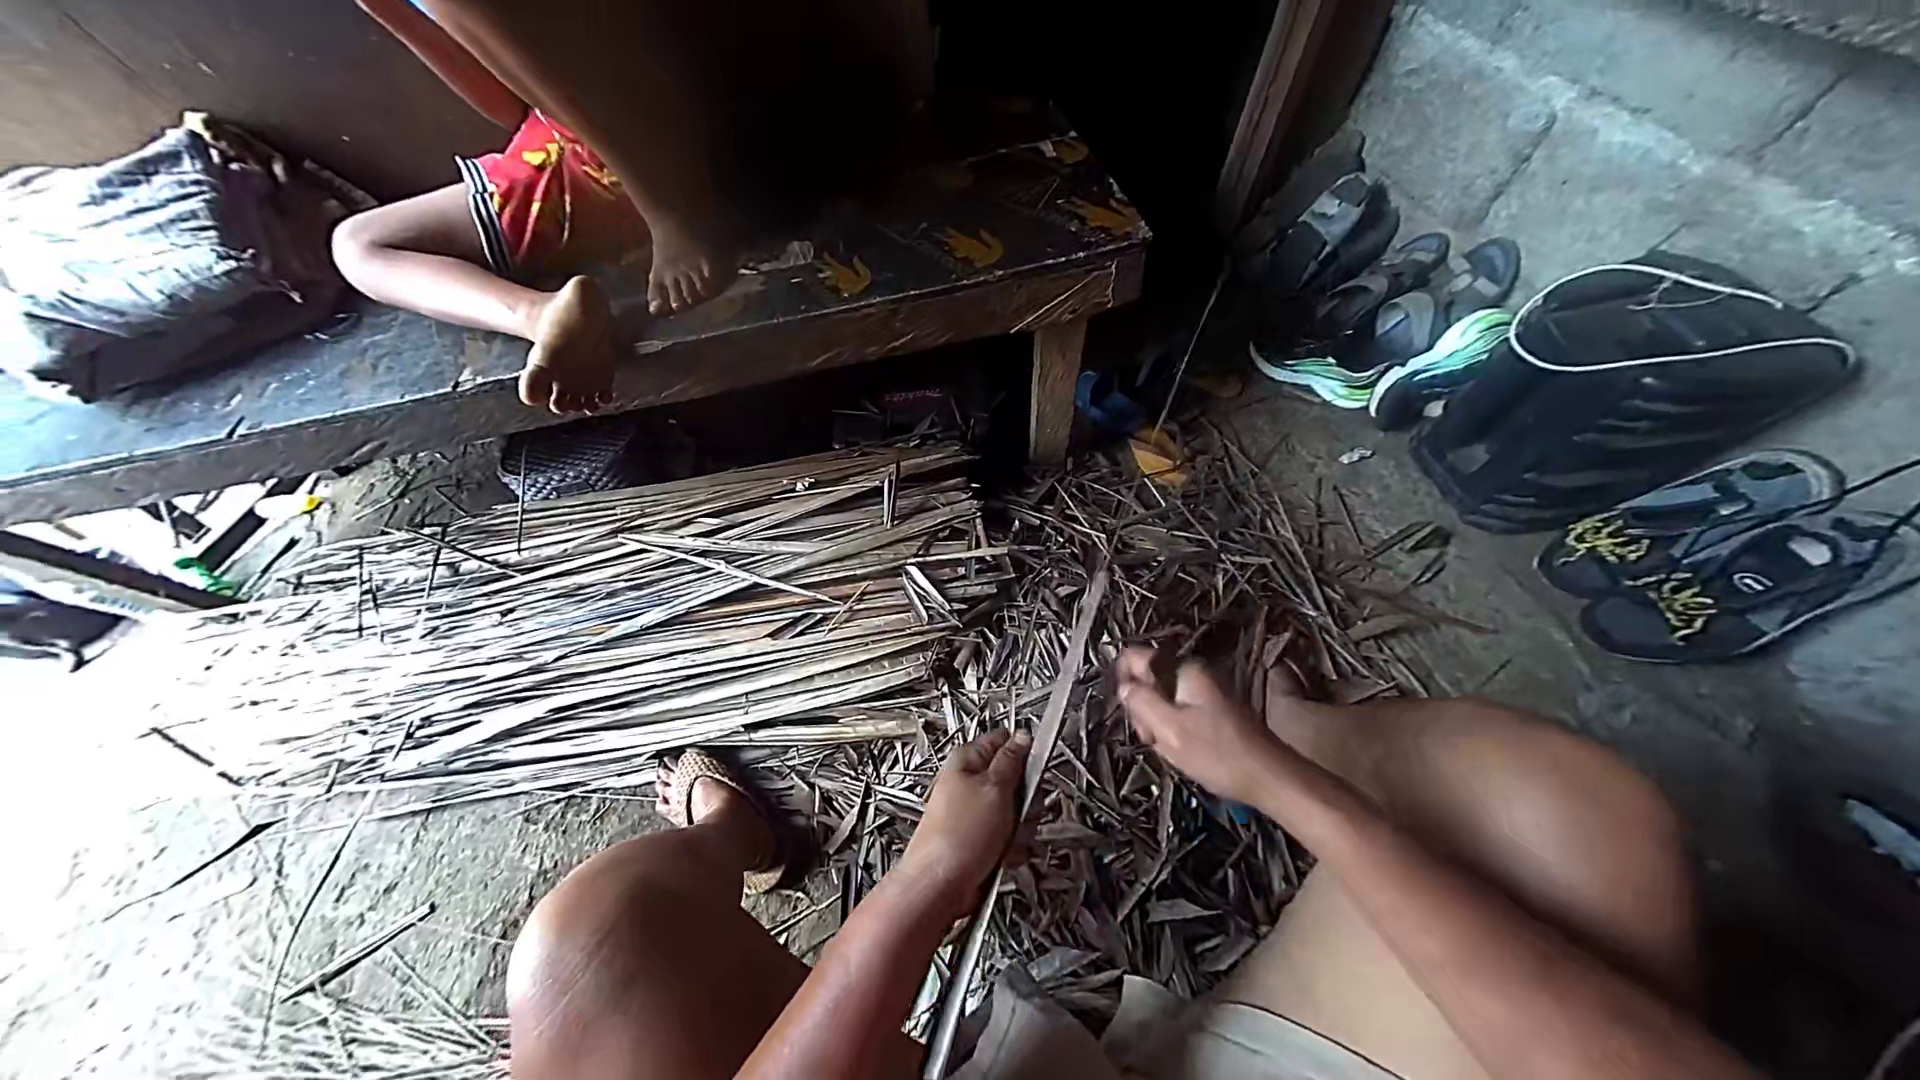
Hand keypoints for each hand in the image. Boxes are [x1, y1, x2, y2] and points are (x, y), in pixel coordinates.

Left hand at [899, 729, 1030, 917]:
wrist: (940, 887)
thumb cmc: (957, 837)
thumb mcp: (995, 789)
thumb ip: (1012, 760)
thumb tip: (1023, 736)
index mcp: (967, 760)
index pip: (1003, 741)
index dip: (1024, 755)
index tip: (1034, 771)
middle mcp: (968, 784)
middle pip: (1015, 781)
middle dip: (1026, 802)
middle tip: (1020, 813)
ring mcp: (974, 813)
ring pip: (1016, 813)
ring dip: (1020, 830)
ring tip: (1008, 841)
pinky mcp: (979, 840)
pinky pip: (1009, 838)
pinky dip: (1011, 849)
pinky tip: (1003, 857)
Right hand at [1115, 646, 1281, 804]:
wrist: (1270, 779)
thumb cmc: (1218, 754)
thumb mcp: (1170, 729)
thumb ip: (1140, 702)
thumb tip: (1123, 686)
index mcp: (1183, 671)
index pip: (1136, 657)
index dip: (1124, 680)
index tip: (1129, 710)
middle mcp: (1194, 676)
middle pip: (1147, 682)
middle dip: (1142, 709)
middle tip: (1153, 737)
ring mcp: (1204, 694)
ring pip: (1161, 702)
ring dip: (1157, 725)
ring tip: (1171, 748)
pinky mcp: (1212, 713)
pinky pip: (1178, 715)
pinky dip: (1174, 732)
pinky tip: (1183, 751)